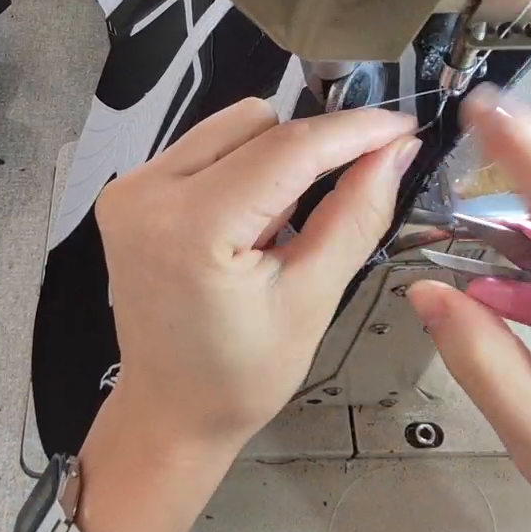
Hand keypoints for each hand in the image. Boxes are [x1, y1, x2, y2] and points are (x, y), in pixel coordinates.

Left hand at [95, 97, 419, 453]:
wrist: (171, 408)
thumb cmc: (238, 375)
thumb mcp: (312, 299)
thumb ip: (357, 215)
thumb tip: (395, 152)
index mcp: (190, 228)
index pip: (288, 148)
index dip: (353, 131)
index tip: (400, 127)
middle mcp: (146, 193)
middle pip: (257, 123)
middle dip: (308, 154)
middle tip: (322, 211)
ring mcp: (132, 188)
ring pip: (231, 127)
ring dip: (273, 161)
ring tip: (273, 231)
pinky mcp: (131, 190)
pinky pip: (205, 147)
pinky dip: (241, 171)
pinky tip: (245, 225)